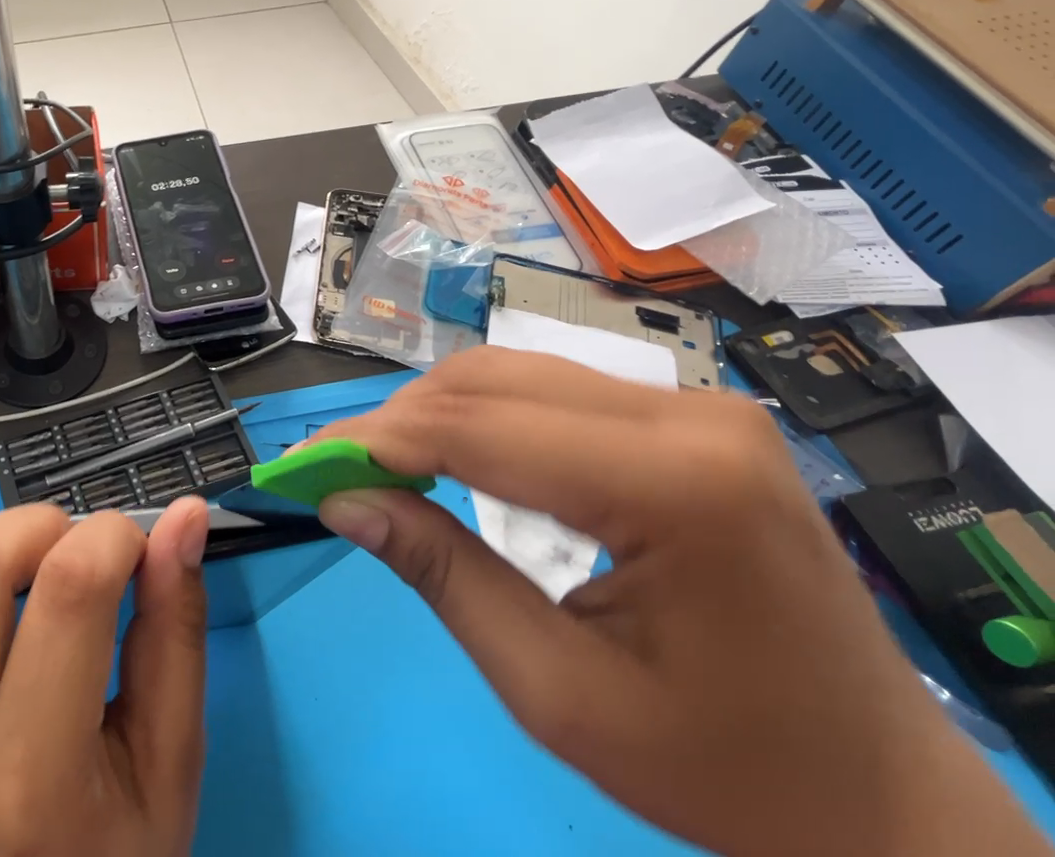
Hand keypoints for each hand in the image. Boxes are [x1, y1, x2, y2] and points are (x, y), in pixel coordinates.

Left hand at [0, 497, 211, 856]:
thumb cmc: (109, 855)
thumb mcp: (169, 762)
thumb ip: (174, 631)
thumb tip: (183, 516)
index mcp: (31, 778)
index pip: (66, 597)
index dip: (110, 537)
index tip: (132, 543)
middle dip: (35, 526)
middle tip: (72, 548)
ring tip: (7, 558)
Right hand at [310, 346, 1049, 856]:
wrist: (874, 795)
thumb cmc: (720, 765)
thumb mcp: (557, 691)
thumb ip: (444, 576)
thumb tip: (344, 500)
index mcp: (676, 485)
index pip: (476, 428)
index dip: (370, 441)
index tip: (296, 468)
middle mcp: (694, 417)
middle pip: (492, 382)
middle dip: (392, 422)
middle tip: (325, 473)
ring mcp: (703, 411)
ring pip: (518, 375)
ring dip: (431, 416)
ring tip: (372, 469)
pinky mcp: (696, 425)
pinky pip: (557, 395)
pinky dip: (482, 420)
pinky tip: (444, 458)